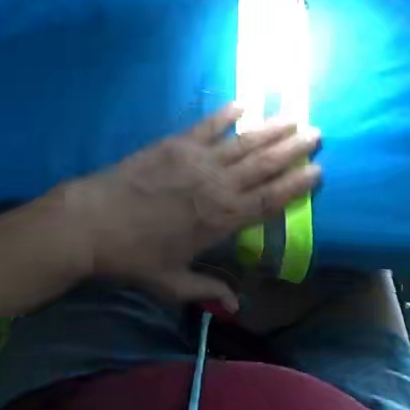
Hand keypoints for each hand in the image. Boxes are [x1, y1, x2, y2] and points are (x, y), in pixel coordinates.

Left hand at [46, 104, 321, 311]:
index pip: (270, 200)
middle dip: (292, 149)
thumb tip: (236, 305)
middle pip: (263, 165)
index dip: (296, 186)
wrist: (91, 223)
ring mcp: (196, 161)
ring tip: (293, 117)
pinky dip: (225, 114)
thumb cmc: (132, 257)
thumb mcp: (171, 282)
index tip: (318, 171)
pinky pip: (206, 126)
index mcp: (222, 221)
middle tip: (316, 134)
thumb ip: (206, 289)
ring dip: (269, 129)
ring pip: (242, 142)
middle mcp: (217, 186)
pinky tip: (242, 104)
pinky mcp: (173, 144)